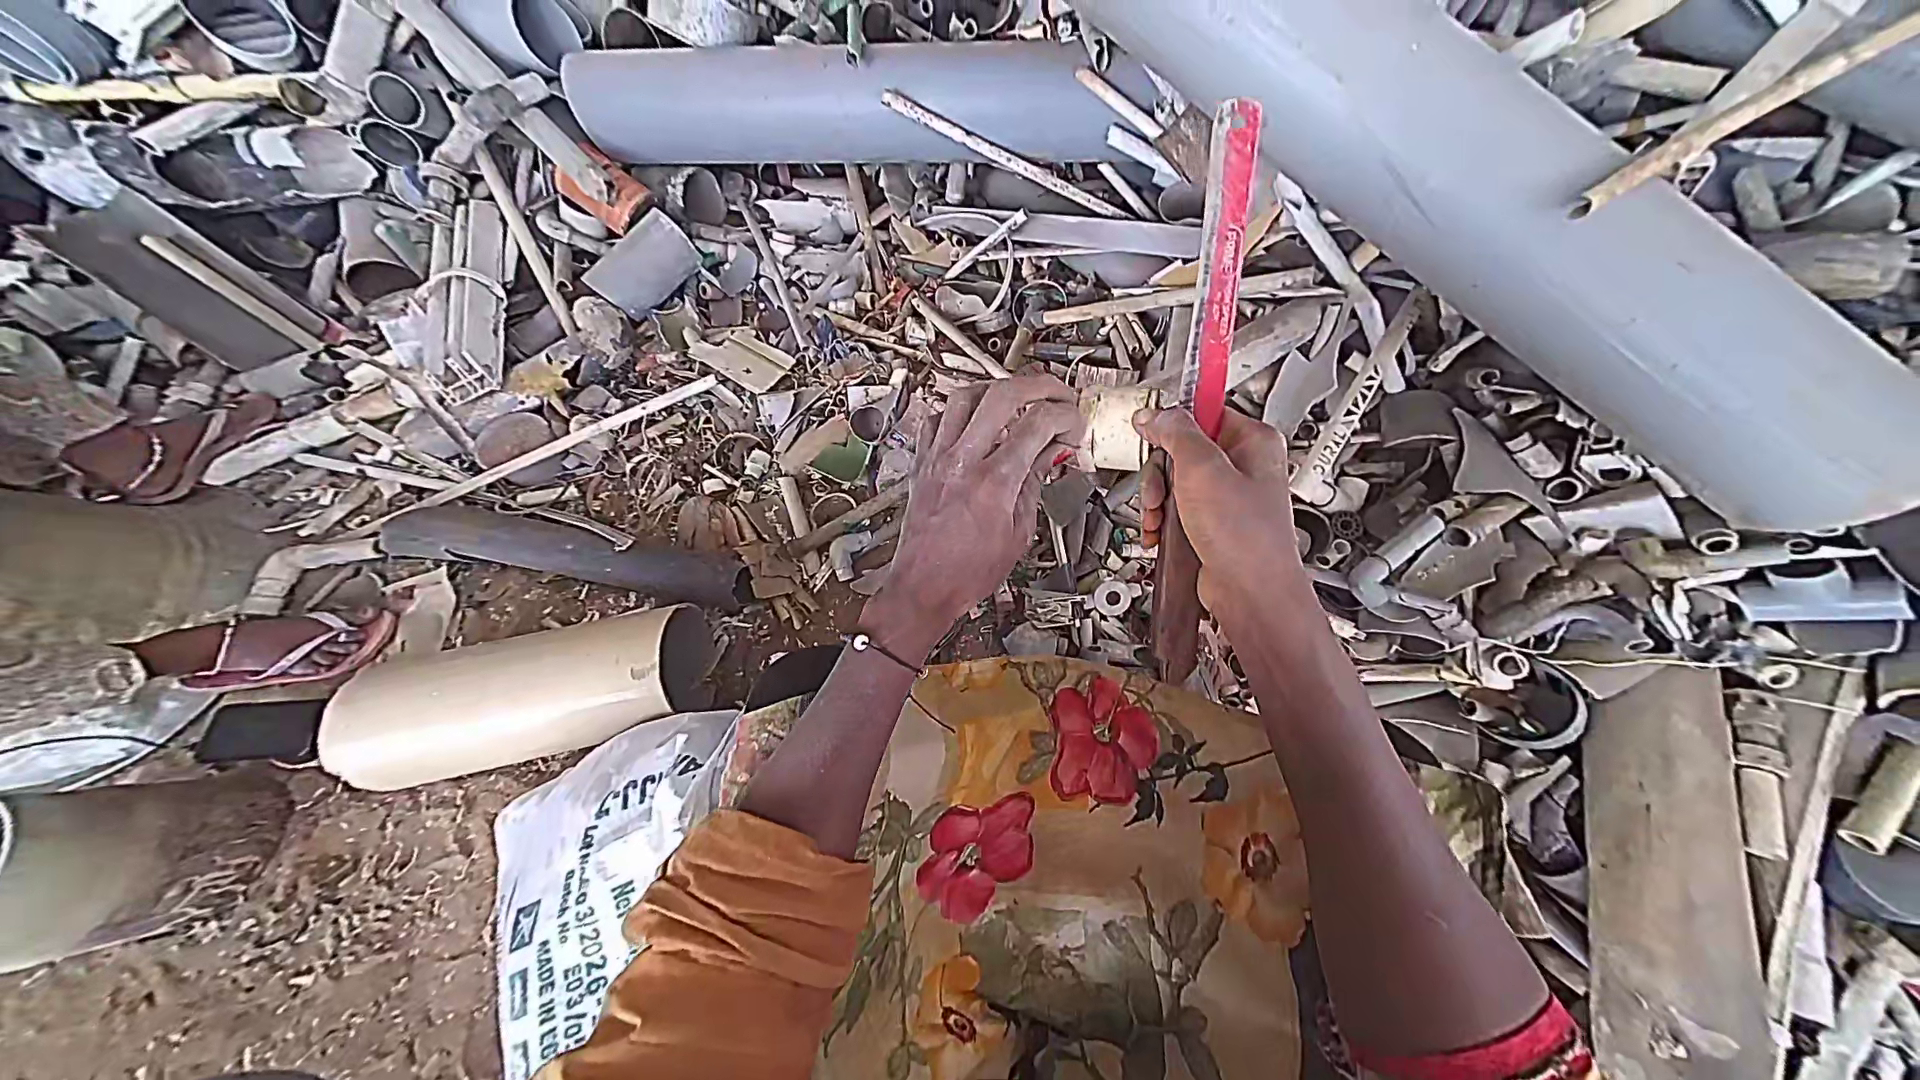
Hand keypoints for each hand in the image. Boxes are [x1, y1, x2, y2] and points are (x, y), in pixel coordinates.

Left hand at [862, 376, 1083, 659]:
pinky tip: (975, 418)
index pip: (1037, 423)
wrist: (923, 586)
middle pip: (1003, 395)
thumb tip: (1052, 454)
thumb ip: (1035, 484)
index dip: (1065, 416)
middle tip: (1057, 394)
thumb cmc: (965, 572)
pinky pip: (936, 418)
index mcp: (992, 483)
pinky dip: (960, 409)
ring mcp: (937, 458)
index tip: (1074, 425)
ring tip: (1018, 397)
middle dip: (1039, 386)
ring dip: (999, 388)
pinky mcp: (922, 463)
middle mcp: (962, 462)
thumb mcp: (1018, 533)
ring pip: (965, 395)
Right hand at [1135, 406, 1301, 623]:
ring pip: (1173, 482)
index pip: (1204, 411)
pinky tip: (1160, 532)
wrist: (1248, 592)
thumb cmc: (1245, 537)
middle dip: (1159, 475)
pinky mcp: (1210, 522)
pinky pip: (1175, 509)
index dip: (1173, 422)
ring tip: (1159, 517)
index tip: (1152, 429)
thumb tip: (1154, 415)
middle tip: (1160, 491)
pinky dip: (1161, 521)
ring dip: (1156, 501)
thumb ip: (1176, 433)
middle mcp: (1241, 466)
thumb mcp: (1202, 470)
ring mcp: (1224, 496)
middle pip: (1181, 450)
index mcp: (1252, 442)